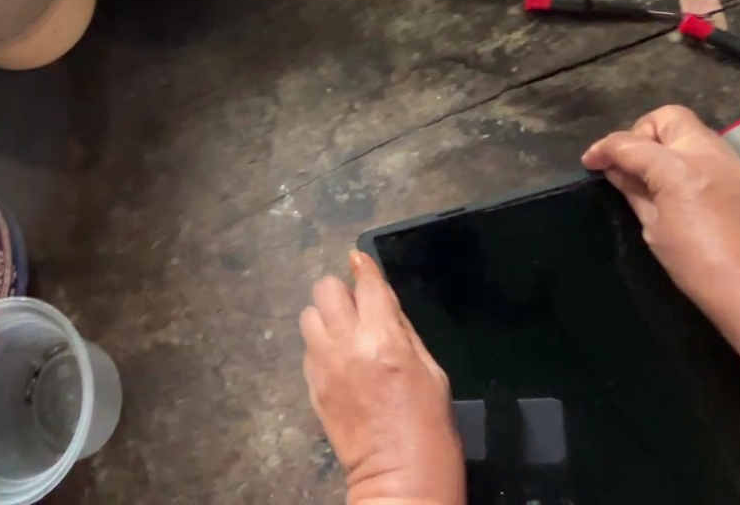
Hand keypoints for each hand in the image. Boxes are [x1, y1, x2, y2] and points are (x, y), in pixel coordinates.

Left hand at [300, 249, 462, 504]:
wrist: (400, 481)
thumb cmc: (430, 428)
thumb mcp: (431, 372)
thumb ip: (402, 330)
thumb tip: (384, 300)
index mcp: (384, 339)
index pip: (367, 284)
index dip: (363, 267)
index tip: (358, 258)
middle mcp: (347, 344)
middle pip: (326, 289)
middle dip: (341, 292)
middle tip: (356, 308)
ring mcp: (324, 363)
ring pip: (309, 313)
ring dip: (325, 316)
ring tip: (342, 332)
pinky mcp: (311, 383)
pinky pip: (308, 345)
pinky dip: (320, 343)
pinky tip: (338, 360)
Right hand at [582, 105, 739, 339]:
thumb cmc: (705, 273)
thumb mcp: (656, 233)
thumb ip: (635, 194)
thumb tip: (617, 172)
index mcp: (679, 169)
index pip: (629, 143)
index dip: (603, 150)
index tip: (590, 164)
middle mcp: (710, 156)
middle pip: (668, 118)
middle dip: (641, 133)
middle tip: (629, 164)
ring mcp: (737, 167)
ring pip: (693, 132)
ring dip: (667, 145)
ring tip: (654, 178)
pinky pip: (712, 155)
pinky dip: (690, 161)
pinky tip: (682, 191)